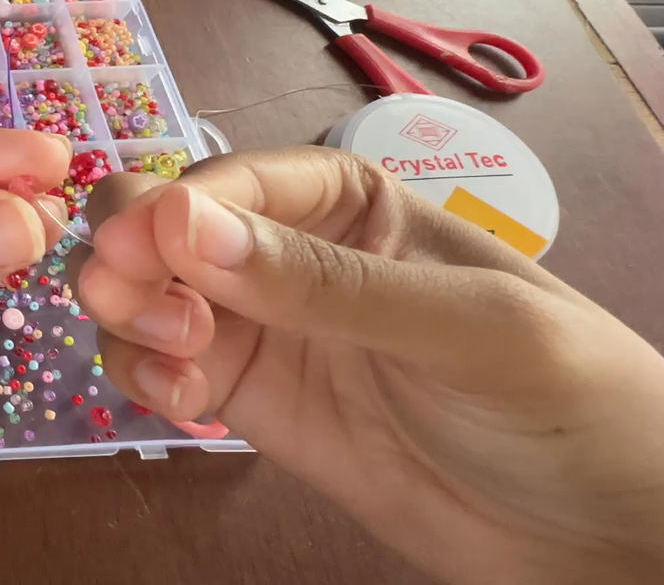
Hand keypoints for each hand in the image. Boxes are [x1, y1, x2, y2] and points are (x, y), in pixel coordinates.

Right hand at [77, 147, 663, 582]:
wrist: (604, 553)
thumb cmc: (575, 410)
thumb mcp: (471, 332)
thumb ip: (322, 279)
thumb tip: (177, 220)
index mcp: (331, 201)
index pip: (219, 181)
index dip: (165, 210)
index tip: (130, 253)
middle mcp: (266, 247)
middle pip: (147, 220)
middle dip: (124, 256)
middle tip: (128, 304)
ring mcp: (239, 317)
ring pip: (129, 284)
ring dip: (124, 315)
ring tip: (172, 364)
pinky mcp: (224, 383)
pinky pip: (144, 357)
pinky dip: (136, 370)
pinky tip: (178, 402)